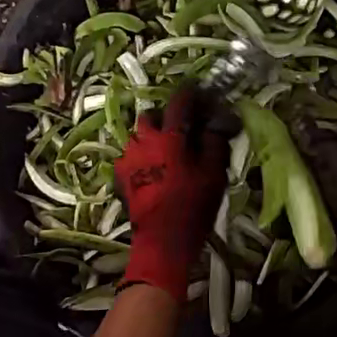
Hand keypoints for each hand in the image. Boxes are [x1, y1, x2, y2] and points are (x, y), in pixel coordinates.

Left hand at [115, 87, 229, 302]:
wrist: (162, 243)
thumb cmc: (192, 207)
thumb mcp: (214, 174)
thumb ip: (215, 142)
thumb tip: (216, 122)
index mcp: (169, 137)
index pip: (180, 102)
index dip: (192, 94)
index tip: (203, 93)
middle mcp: (143, 141)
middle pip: (152, 115)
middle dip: (167, 115)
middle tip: (184, 127)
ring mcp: (127, 158)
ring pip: (139, 135)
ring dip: (154, 135)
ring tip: (170, 149)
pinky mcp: (120, 176)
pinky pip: (131, 155)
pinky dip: (144, 155)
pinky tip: (155, 168)